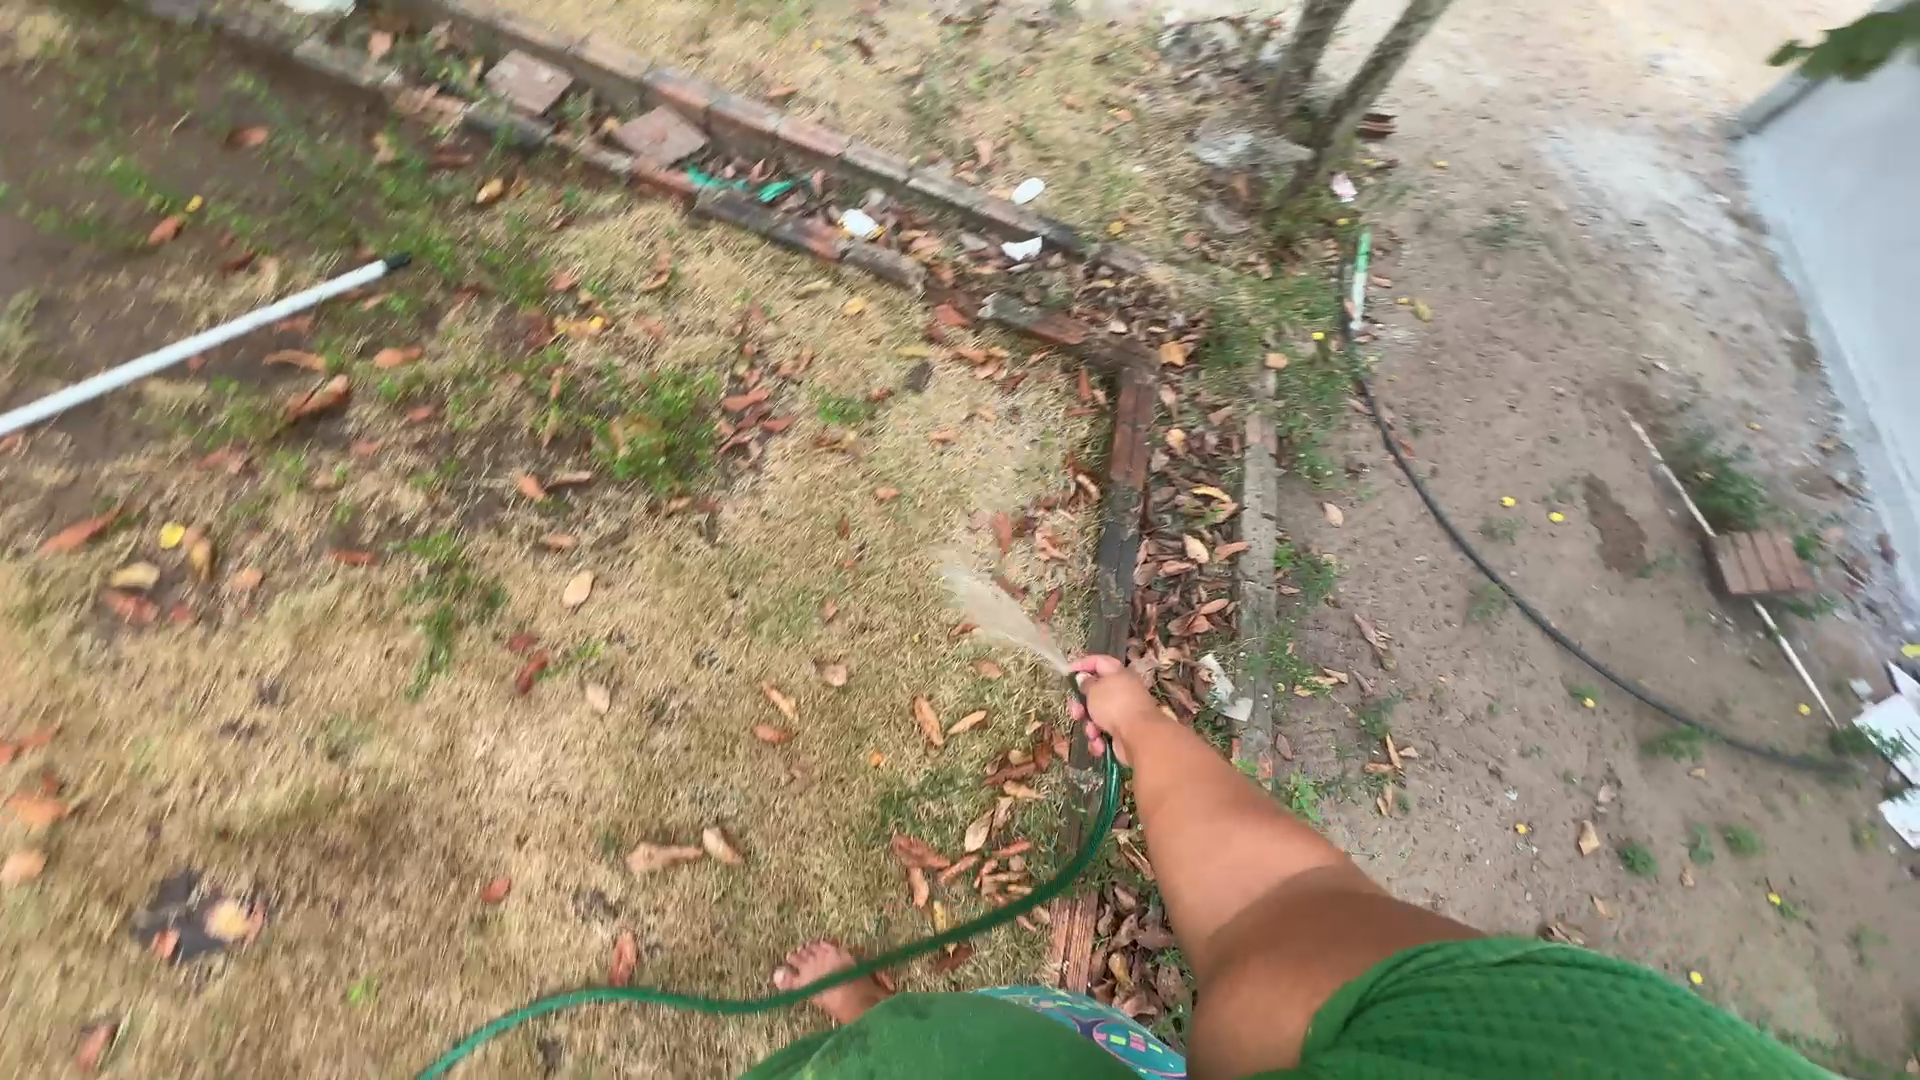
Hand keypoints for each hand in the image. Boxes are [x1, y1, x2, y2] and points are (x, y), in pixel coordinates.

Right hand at [1068, 655, 1161, 763]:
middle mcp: (1122, 691)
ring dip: (1089, 725)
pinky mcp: (1122, 732)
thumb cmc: (1114, 705)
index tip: (1068, 672)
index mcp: (1118, 674)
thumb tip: (1084, 679)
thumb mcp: (1094, 690)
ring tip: (1092, 732)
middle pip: (1095, 693)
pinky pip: (1103, 732)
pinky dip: (1099, 738)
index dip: (1083, 664)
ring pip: (1096, 715)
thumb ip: (1086, 683)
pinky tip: (1100, 743)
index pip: (1099, 662)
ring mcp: (1123, 713)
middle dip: (1081, 705)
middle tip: (1075, 711)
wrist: (1139, 736)